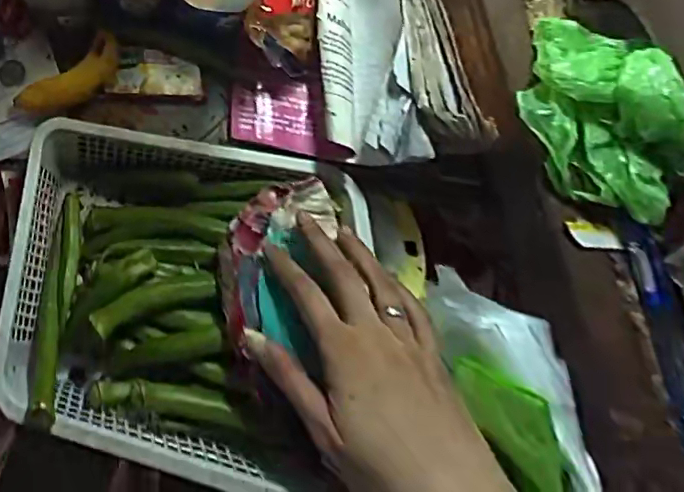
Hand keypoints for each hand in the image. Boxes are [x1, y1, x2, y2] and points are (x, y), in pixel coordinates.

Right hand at [247, 224, 510, 491]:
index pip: (306, 294)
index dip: (285, 266)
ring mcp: (409, 343)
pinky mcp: (435, 359)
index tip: (269, 244)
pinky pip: (415, 311)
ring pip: (381, 285)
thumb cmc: (381, 467)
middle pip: (344, 277)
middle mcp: (375, 334)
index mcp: (343, 348)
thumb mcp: (324, 430)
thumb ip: (288, 377)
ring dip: (360, 254)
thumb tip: (248, 333)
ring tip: (345, 230)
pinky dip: (398, 286)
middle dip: (322, 243)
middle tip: (305, 217)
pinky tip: (391, 278)